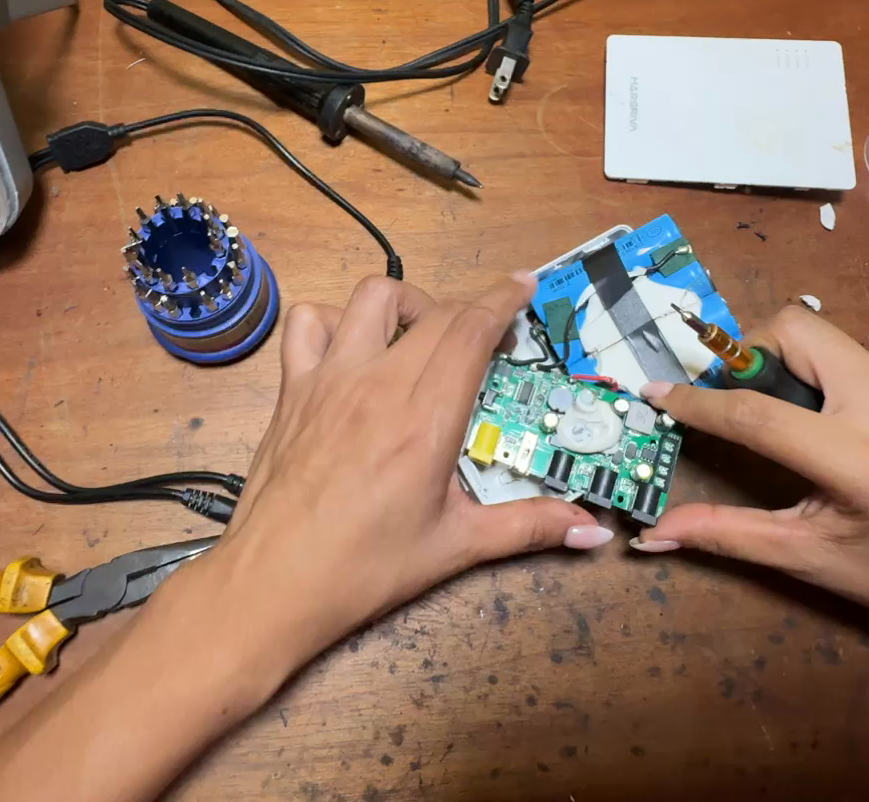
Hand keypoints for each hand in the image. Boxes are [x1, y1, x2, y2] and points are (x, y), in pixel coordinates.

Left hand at [203, 273, 613, 664]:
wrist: (274, 583)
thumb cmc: (367, 567)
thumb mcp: (456, 547)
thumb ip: (529, 526)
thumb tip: (595, 529)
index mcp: (425, 418)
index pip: (470, 332)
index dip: (502, 300)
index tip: (524, 285)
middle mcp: (378, 383)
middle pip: (436, 312)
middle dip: (471, 311)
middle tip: (488, 341)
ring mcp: (329, 377)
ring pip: (371, 297)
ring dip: (408, 303)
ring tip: (421, 336)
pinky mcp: (293, 386)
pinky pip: (307, 324)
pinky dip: (333, 321)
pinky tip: (350, 351)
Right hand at [633, 306, 868, 656]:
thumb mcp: (808, 559)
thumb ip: (725, 534)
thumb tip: (653, 535)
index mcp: (868, 463)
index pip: (759, 413)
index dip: (699, 402)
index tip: (656, 392)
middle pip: (796, 330)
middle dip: (750, 356)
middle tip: (738, 401)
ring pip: (821, 337)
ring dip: (784, 365)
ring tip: (786, 420)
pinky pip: (848, 356)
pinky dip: (819, 378)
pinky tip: (829, 426)